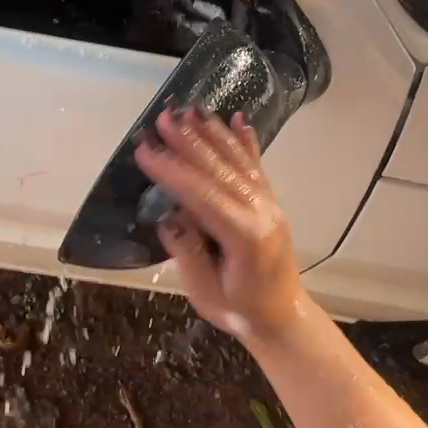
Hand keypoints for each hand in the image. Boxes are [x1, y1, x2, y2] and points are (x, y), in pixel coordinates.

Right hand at [133, 108, 308, 345]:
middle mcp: (261, 212)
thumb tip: (169, 216)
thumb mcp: (205, 292)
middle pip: (221, 169)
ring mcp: (270, 204)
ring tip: (190, 109)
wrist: (282, 318)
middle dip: (189, 141)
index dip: (172, 171)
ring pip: (239, 161)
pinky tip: (238, 119)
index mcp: (245, 236)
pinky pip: (257, 166)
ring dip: (212, 133)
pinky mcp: (271, 202)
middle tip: (162, 117)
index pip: (203, 195)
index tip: (145, 150)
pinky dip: (246, 141)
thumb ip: (188, 252)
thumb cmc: (240, 310)